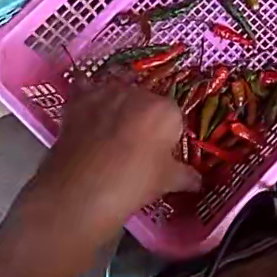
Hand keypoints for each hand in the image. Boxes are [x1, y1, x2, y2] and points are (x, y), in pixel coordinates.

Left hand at [18, 80, 200, 243]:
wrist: (83, 187)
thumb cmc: (133, 182)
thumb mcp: (166, 182)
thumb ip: (185, 176)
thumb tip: (198, 181)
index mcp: (166, 110)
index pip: (174, 117)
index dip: (167, 135)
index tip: (160, 154)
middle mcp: (137, 93)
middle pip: (146, 102)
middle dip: (143, 119)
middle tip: (135, 148)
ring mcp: (105, 94)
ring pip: (116, 95)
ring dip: (116, 108)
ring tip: (108, 136)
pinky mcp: (78, 100)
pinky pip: (84, 89)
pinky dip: (86, 95)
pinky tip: (84, 108)